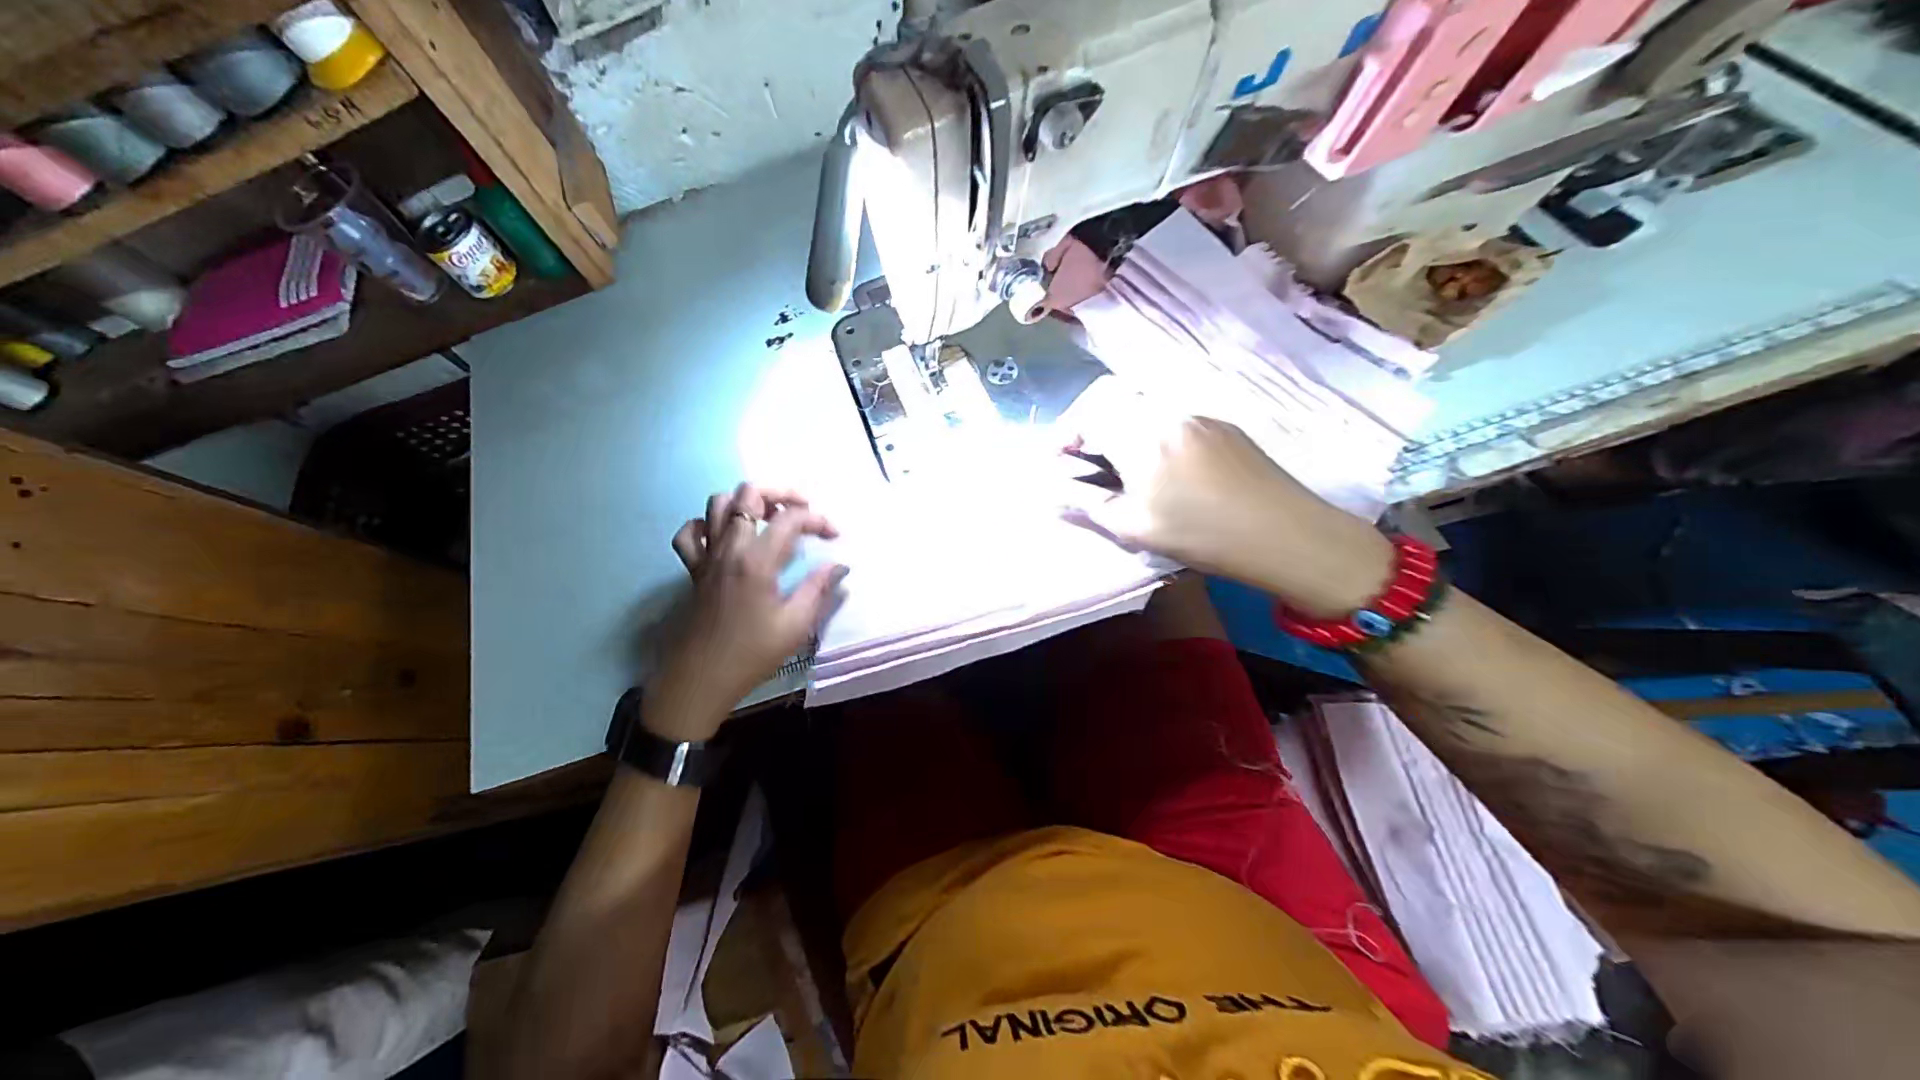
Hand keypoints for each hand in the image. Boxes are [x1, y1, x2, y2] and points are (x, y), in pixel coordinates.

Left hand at [648, 484, 845, 738]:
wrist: (700, 680)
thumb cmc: (751, 655)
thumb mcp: (795, 626)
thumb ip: (818, 589)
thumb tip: (839, 566)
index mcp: (757, 560)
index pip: (790, 518)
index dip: (817, 520)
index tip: (834, 536)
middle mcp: (729, 548)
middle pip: (748, 493)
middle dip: (781, 493)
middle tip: (802, 511)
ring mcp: (707, 556)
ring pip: (717, 503)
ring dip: (746, 502)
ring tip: (768, 518)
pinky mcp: (693, 570)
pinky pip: (691, 533)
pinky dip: (708, 525)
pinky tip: (725, 537)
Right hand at [1065, 413, 1393, 617]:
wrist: (1287, 534)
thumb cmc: (1203, 536)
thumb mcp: (1136, 528)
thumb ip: (1088, 506)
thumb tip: (1054, 495)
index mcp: (1142, 435)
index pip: (1087, 412)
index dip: (1064, 433)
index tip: (1058, 463)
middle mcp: (1167, 413)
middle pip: (1113, 398)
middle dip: (1089, 425)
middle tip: (1084, 461)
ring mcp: (1198, 415)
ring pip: (1143, 406)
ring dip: (1120, 427)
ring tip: (1120, 468)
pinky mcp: (1222, 426)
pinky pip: (1172, 417)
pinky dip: (1150, 432)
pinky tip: (1161, 469)